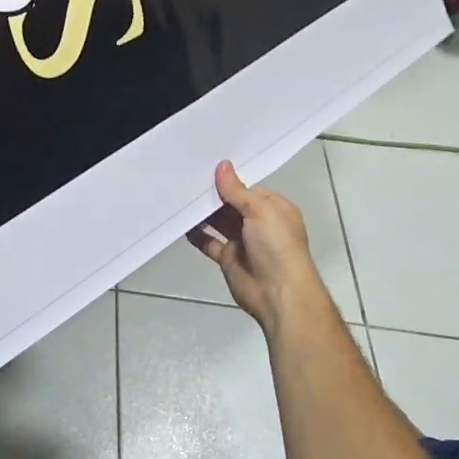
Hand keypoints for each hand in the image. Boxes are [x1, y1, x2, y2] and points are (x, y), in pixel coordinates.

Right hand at [187, 160, 318, 334]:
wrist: (278, 293)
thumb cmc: (276, 245)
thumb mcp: (260, 211)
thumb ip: (237, 190)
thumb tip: (222, 165)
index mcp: (274, 209)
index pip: (249, 189)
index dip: (229, 180)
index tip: (204, 167)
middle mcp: (259, 223)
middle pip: (232, 205)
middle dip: (213, 195)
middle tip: (186, 178)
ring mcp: (243, 242)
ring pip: (219, 222)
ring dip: (203, 213)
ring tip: (180, 196)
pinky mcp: (229, 258)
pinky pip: (210, 242)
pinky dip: (197, 235)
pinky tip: (182, 223)